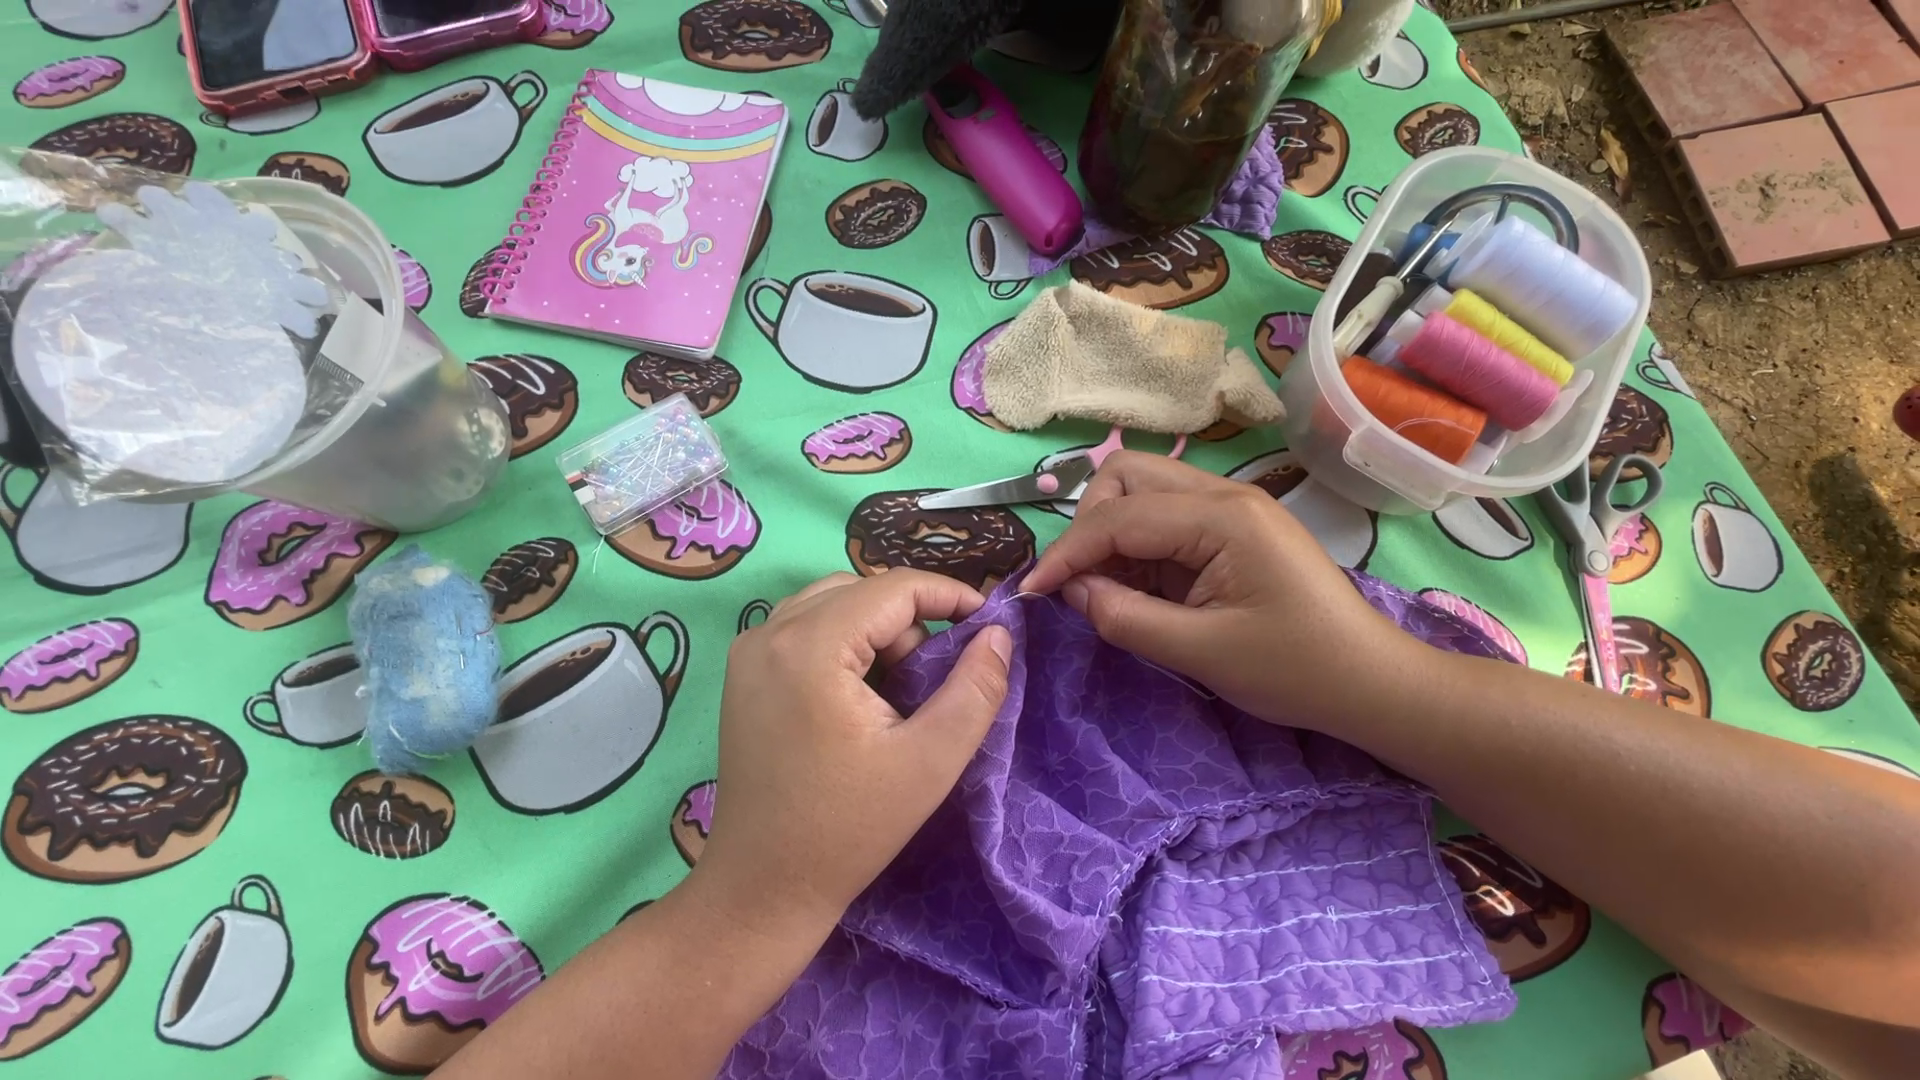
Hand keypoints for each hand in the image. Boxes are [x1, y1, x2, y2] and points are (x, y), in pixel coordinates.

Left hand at [692, 570, 1011, 933]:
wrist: (762, 887)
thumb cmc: (849, 829)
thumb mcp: (930, 762)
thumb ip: (976, 690)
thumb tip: (998, 634)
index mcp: (809, 646)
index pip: (894, 587)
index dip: (950, 594)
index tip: (988, 623)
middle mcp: (769, 632)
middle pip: (863, 590)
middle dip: (911, 621)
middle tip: (934, 680)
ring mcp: (749, 650)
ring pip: (834, 603)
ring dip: (878, 631)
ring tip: (899, 693)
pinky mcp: (744, 672)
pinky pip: (807, 627)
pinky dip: (845, 642)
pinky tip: (860, 697)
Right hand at [1021, 451, 1428, 730]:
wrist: (1370, 682)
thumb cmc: (1294, 670)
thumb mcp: (1200, 652)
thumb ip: (1125, 617)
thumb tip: (1071, 591)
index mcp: (1222, 517)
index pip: (1118, 516)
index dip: (1067, 553)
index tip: (1032, 592)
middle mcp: (1223, 495)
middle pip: (1126, 476)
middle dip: (1089, 526)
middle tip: (1083, 584)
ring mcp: (1229, 508)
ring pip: (1141, 493)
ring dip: (1111, 536)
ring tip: (1108, 592)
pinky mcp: (1230, 529)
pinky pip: (1164, 520)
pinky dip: (1136, 549)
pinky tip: (1137, 590)